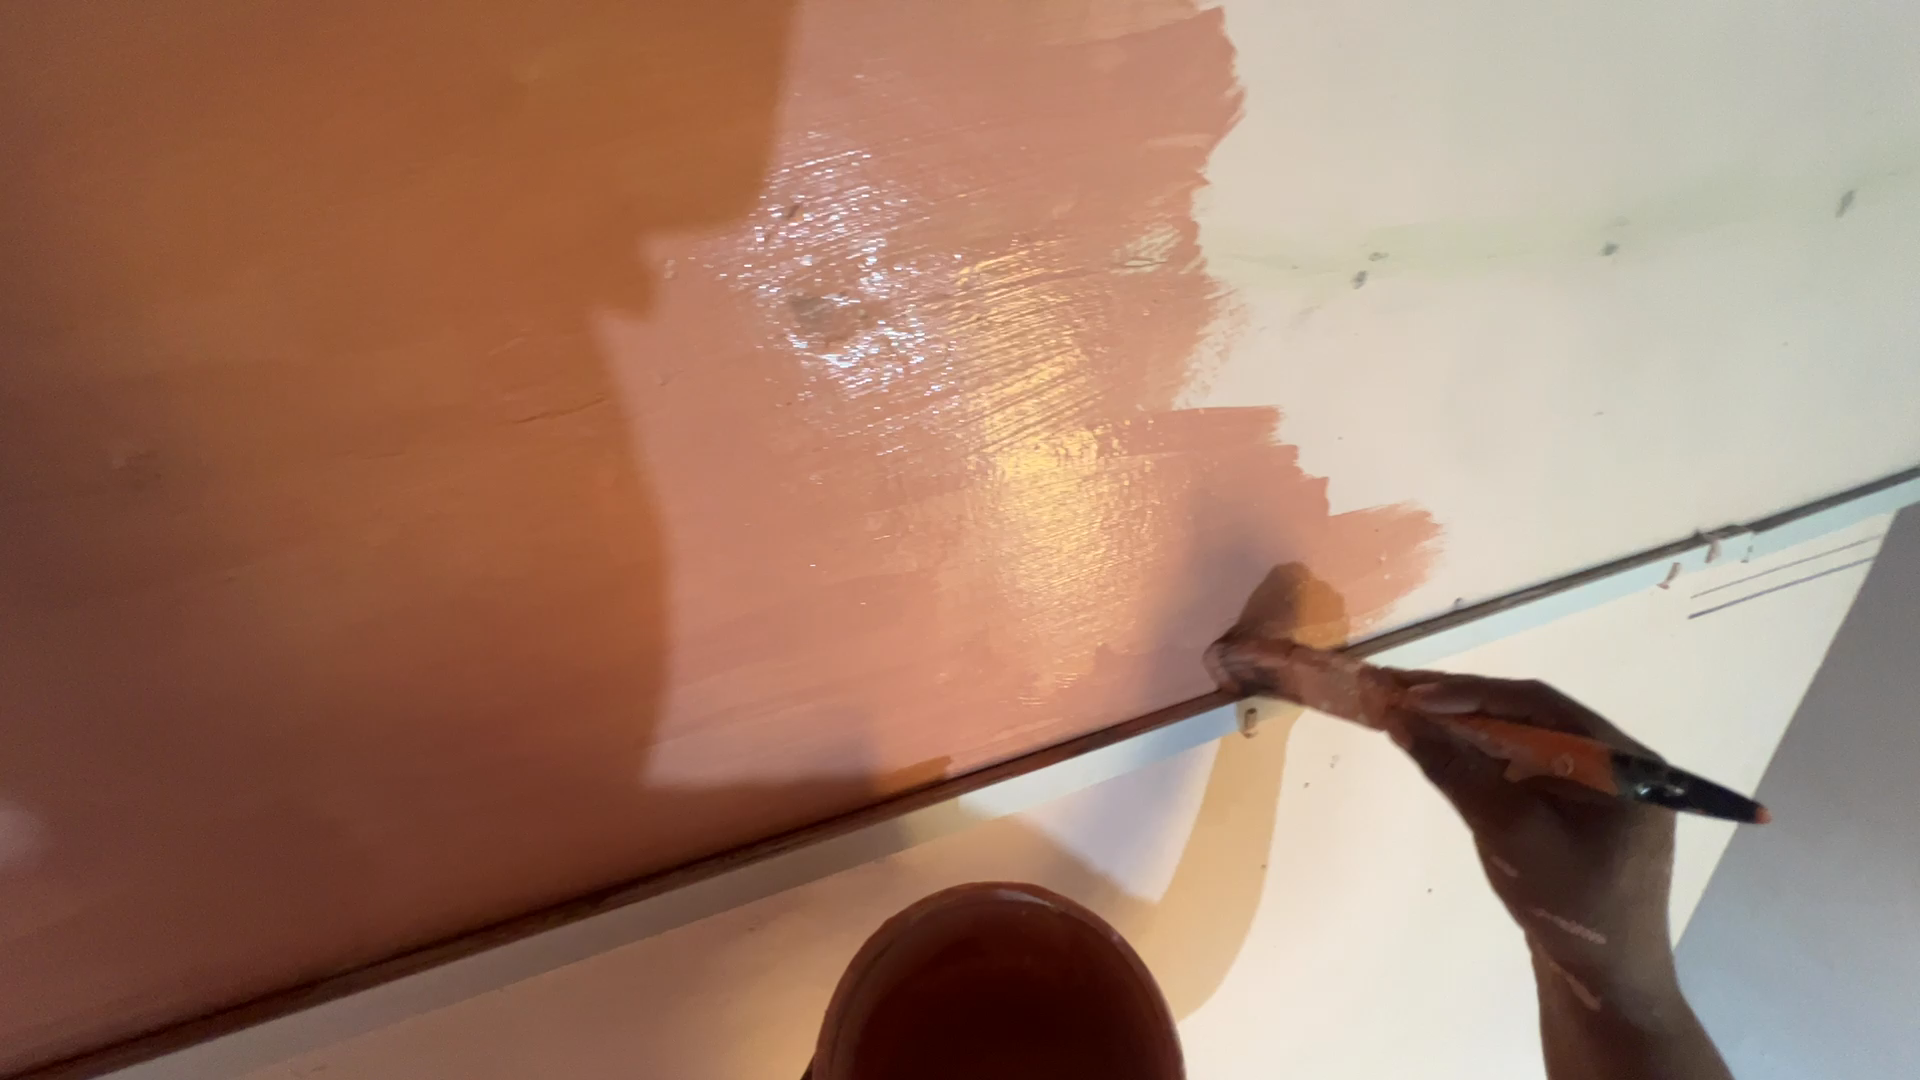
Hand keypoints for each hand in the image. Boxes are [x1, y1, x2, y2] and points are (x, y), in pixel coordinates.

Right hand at [1388, 672, 1732, 1079]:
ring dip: (1455, 719)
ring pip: (1512, 731)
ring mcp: (1587, 780)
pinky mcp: (1562, 799)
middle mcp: (1609, 760)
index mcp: (1621, 762)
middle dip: (1454, 699)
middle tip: (1391, 687)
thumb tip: (1395, 714)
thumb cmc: (1569, 903)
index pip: (1537, 703)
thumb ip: (1452, 767)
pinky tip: (1430, 738)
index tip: (1411, 695)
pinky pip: (1511, 757)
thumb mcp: (1506, 829)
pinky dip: (1467, 746)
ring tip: (1398, 703)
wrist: (1602, 979)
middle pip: (1522, 711)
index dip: (1469, 693)